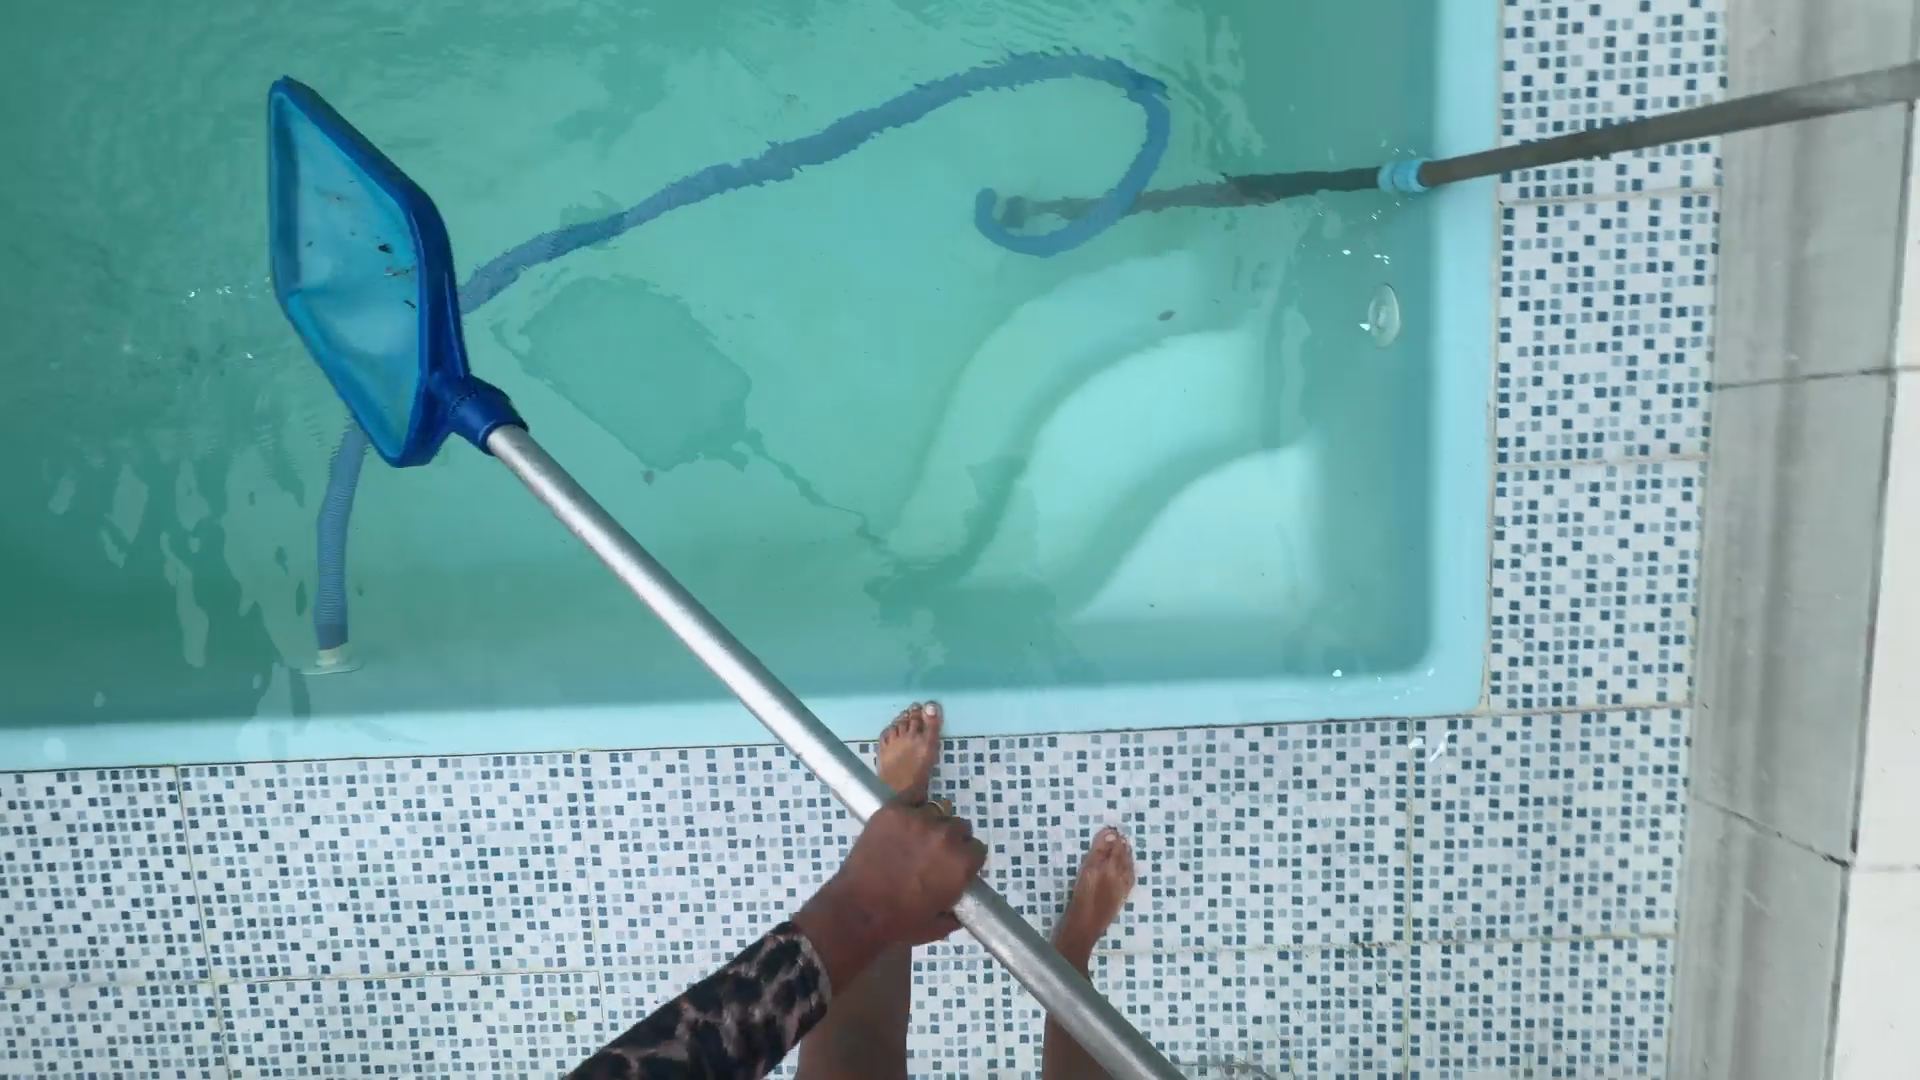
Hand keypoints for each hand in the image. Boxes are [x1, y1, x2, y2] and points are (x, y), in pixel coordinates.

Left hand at [794, 796, 986, 987]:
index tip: (954, 865)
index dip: (966, 857)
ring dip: (930, 822)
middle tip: (931, 853)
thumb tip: (960, 899)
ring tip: (913, 837)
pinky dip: (914, 801)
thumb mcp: (939, 925)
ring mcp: (919, 818)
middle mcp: (946, 835)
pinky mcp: (895, 809)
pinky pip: (914, 793)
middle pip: (959, 826)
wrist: (858, 910)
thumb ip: (956, 908)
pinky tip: (907, 814)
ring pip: (937, 810)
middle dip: (950, 839)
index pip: (977, 848)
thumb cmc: (900, 923)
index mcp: (962, 863)